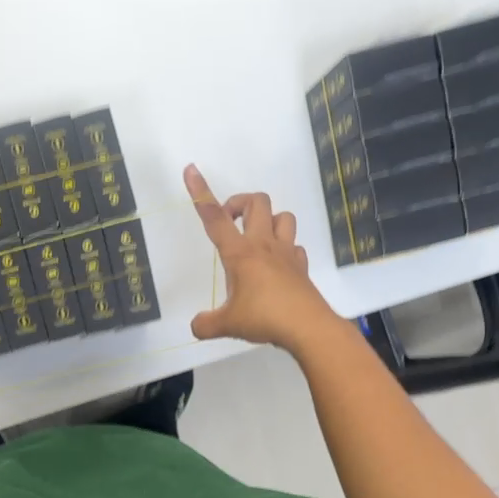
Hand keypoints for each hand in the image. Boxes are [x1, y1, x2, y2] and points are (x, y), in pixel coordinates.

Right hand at [184, 164, 342, 351]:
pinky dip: (285, 249)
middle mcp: (264, 245)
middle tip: (230, 223)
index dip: (201, 193)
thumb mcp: (226, 325)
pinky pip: (295, 246)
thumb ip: (206, 324)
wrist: (307, 327)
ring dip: (268, 220)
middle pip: (257, 202)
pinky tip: (278, 265)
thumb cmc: (263, 318)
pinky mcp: (301, 266)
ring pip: (282, 216)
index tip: (191, 170)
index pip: (215, 218)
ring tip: (256, 240)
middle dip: (240, 203)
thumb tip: (196, 325)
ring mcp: (286, 253)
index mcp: (240, 253)